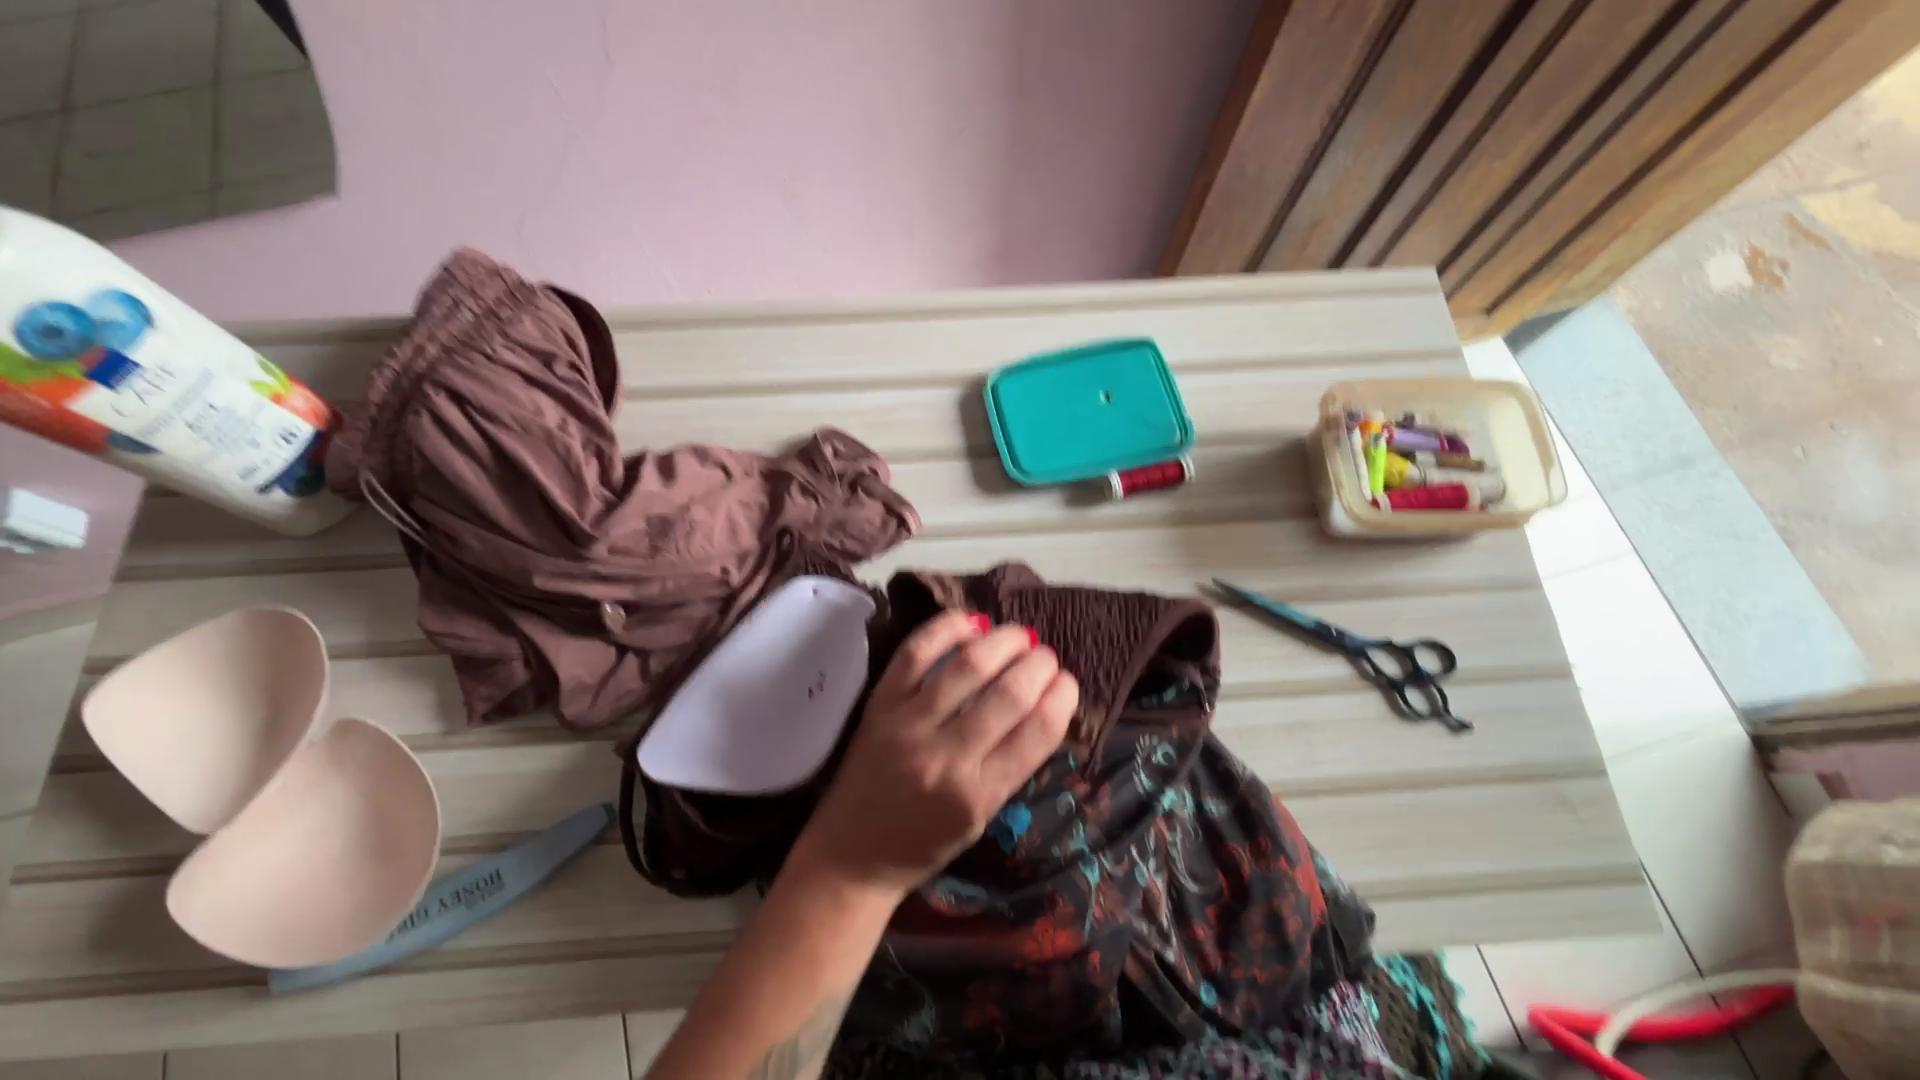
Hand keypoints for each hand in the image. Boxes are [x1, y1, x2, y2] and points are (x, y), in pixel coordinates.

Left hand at [789, 612, 1079, 898]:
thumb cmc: (925, 842)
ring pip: (968, 666)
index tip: (1068, 682)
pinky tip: (971, 624)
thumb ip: (1012, 764)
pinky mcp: (880, 706)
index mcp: (979, 795)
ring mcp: (909, 727)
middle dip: (1039, 665)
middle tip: (1046, 657)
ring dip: (1003, 641)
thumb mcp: (982, 817)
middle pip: (1009, 694)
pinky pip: (916, 655)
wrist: (852, 853)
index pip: (1037, 732)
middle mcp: (946, 758)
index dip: (1063, 697)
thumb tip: (1044, 703)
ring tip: (1019, 636)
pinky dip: (947, 630)